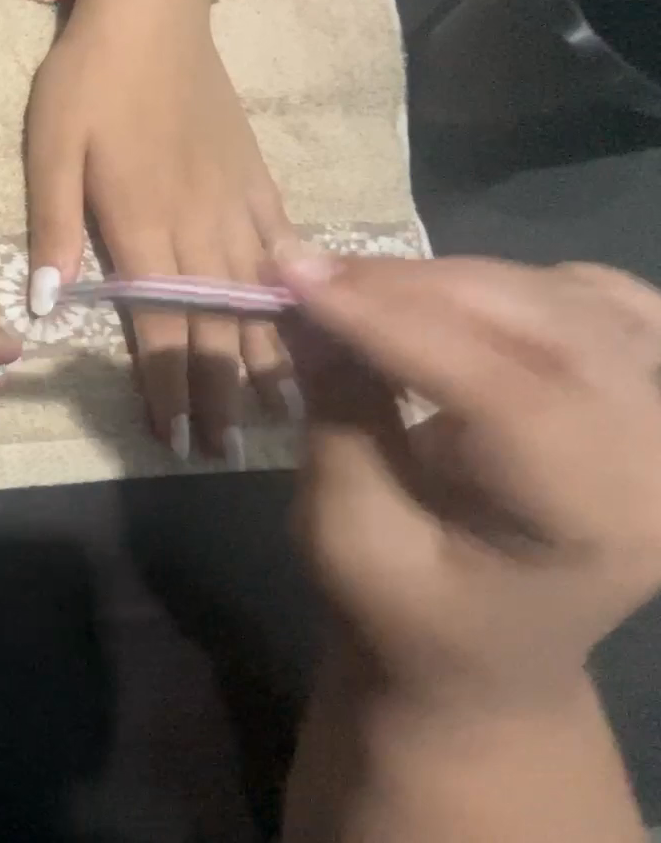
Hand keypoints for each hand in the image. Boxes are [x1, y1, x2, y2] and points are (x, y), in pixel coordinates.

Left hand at [26, 0, 294, 465]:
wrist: (150, 13)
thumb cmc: (86, 85)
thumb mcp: (50, 156)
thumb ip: (55, 233)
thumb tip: (50, 309)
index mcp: (142, 227)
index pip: (157, 325)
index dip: (165, 383)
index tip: (174, 435)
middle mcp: (200, 227)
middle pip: (212, 326)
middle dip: (216, 391)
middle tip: (226, 450)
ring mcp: (238, 203)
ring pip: (255, 298)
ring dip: (266, 359)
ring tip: (284, 415)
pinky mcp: (259, 178)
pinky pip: (282, 248)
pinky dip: (295, 295)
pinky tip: (315, 326)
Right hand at [279, 252, 660, 707]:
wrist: (475, 647)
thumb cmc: (399, 605)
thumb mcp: (343, 528)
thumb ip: (337, 416)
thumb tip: (301, 311)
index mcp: (602, 524)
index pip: (511, 394)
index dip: (396, 325)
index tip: (293, 279)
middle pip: (554, 330)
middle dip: (413, 286)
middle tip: (300, 271)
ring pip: (574, 299)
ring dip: (449, 277)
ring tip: (349, 284)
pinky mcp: (647, 396)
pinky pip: (602, 301)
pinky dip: (512, 281)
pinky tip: (440, 296)